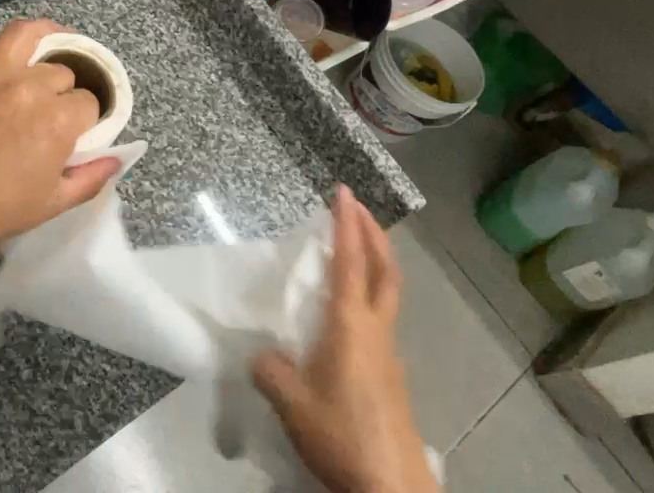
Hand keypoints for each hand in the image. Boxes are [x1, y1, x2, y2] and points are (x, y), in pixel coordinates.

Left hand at [0, 0, 120, 331]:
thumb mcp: (52, 204)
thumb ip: (90, 178)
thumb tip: (116, 159)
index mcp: (56, 121)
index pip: (88, 102)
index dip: (88, 117)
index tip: (78, 133)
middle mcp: (27, 87)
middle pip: (61, 70)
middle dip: (66, 87)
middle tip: (57, 109)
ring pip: (24, 35)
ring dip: (44, 33)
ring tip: (53, 38)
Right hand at [253, 186, 436, 492]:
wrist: (392, 486)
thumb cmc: (341, 432)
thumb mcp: (290, 402)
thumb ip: (270, 370)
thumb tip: (262, 356)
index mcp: (351, 325)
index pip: (350, 261)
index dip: (346, 223)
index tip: (343, 191)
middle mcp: (375, 330)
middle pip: (385, 270)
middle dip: (374, 234)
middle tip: (357, 208)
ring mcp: (389, 354)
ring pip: (387, 294)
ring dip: (373, 264)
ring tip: (351, 254)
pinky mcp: (390, 376)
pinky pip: (380, 320)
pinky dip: (367, 297)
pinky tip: (344, 318)